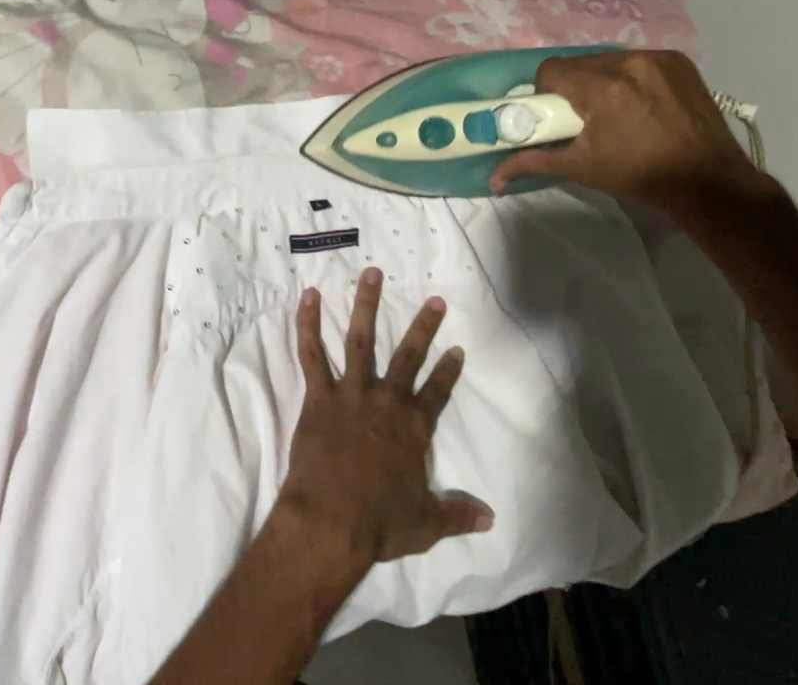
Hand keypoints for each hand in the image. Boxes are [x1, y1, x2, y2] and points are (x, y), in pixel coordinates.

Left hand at [278, 268, 492, 566]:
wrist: (331, 521)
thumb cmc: (379, 524)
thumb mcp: (426, 524)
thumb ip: (457, 514)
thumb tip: (490, 519)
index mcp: (415, 428)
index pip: (438, 391)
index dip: (449, 370)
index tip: (457, 348)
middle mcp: (388, 401)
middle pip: (409, 355)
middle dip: (423, 326)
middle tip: (434, 300)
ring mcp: (353, 393)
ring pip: (360, 339)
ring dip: (366, 304)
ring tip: (371, 273)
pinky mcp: (320, 396)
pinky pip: (312, 354)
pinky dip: (308, 324)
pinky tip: (307, 297)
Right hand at [489, 49, 775, 214]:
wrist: (706, 180)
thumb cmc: (637, 175)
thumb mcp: (580, 169)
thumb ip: (532, 162)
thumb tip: (492, 178)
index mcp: (602, 87)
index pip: (551, 70)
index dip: (546, 93)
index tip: (557, 117)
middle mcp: (628, 62)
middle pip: (580, 63)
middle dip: (575, 88)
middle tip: (585, 119)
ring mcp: (657, 58)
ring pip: (609, 60)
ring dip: (602, 81)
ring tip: (616, 113)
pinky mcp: (678, 61)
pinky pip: (638, 61)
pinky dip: (631, 78)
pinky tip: (642, 105)